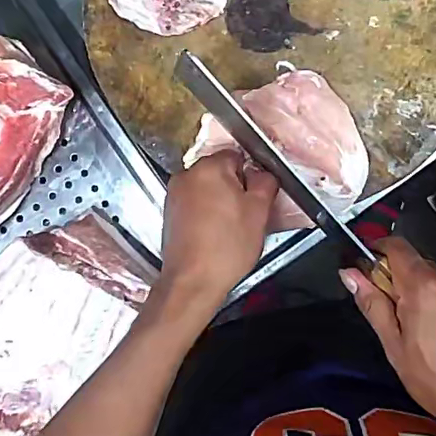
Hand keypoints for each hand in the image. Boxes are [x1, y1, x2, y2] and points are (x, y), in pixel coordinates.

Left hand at [150, 152, 277, 328]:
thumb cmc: (225, 248)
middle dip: (234, 188)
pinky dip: (205, 213)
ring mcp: (175, 194)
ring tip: (230, 227)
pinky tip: (215, 234)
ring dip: (219, 202)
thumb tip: (263, 173)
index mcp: (208, 168)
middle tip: (246, 214)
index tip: (256, 194)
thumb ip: (265, 182)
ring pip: (206, 189)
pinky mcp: (170, 213)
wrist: (193, 281)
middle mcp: (187, 176)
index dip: (250, 175)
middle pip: (219, 171)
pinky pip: (194, 204)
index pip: (236, 155)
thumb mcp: (259, 211)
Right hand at [342, 238, 435, 435]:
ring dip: (417, 296)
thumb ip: (372, 305)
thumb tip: (351, 275)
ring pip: (432, 280)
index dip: (374, 252)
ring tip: (418, 336)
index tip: (364, 272)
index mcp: (422, 284)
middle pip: (412, 263)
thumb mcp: (396, 348)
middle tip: (389, 317)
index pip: (393, 245)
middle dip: (395, 282)